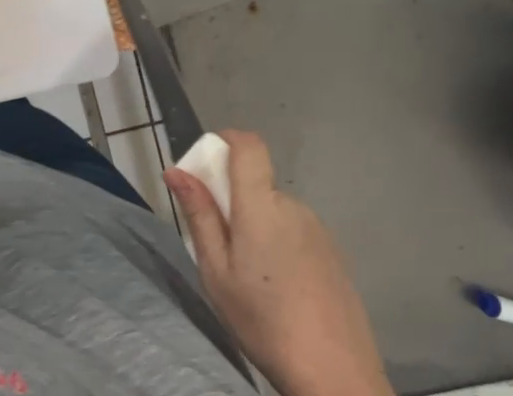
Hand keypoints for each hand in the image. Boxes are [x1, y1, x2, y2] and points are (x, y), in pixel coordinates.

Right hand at [164, 131, 393, 395]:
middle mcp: (293, 207)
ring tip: (249, 276)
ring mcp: (318, 230)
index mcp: (261, 206)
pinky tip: (277, 288)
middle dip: (233, 200)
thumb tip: (177, 171)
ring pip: (275, 211)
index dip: (227, 140)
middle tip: (218, 246)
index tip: (206, 162)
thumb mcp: (216, 271)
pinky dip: (279, 245)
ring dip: (256, 226)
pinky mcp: (333, 254)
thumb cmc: (263, 319)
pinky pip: (295, 232)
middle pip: (257, 183)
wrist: (335, 373)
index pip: (249, 146)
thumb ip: (199, 215)